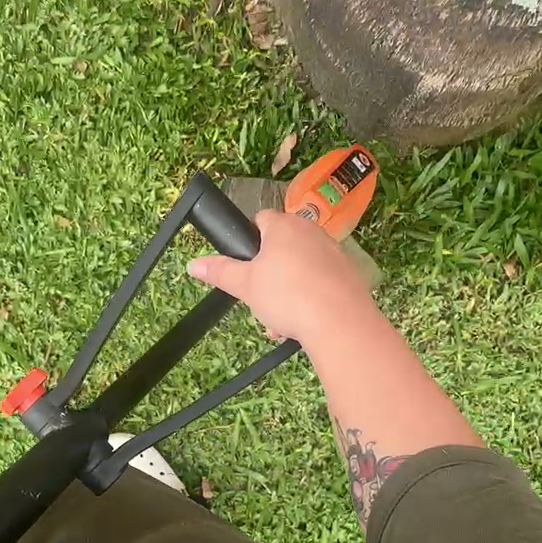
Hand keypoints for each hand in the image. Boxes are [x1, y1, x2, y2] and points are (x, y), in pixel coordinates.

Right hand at [187, 209, 379, 344]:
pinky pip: (319, 282)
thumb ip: (221, 272)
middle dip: (269, 275)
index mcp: (283, 226)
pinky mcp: (348, 273)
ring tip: (280, 321)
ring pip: (300, 268)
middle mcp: (310, 230)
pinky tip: (302, 323)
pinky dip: (309, 298)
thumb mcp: (246, 285)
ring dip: (287, 292)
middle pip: (281, 247)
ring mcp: (332, 250)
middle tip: (261, 300)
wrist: (338, 320)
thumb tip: (193, 263)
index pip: (261, 219)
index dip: (250, 241)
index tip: (246, 266)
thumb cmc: (287, 296)